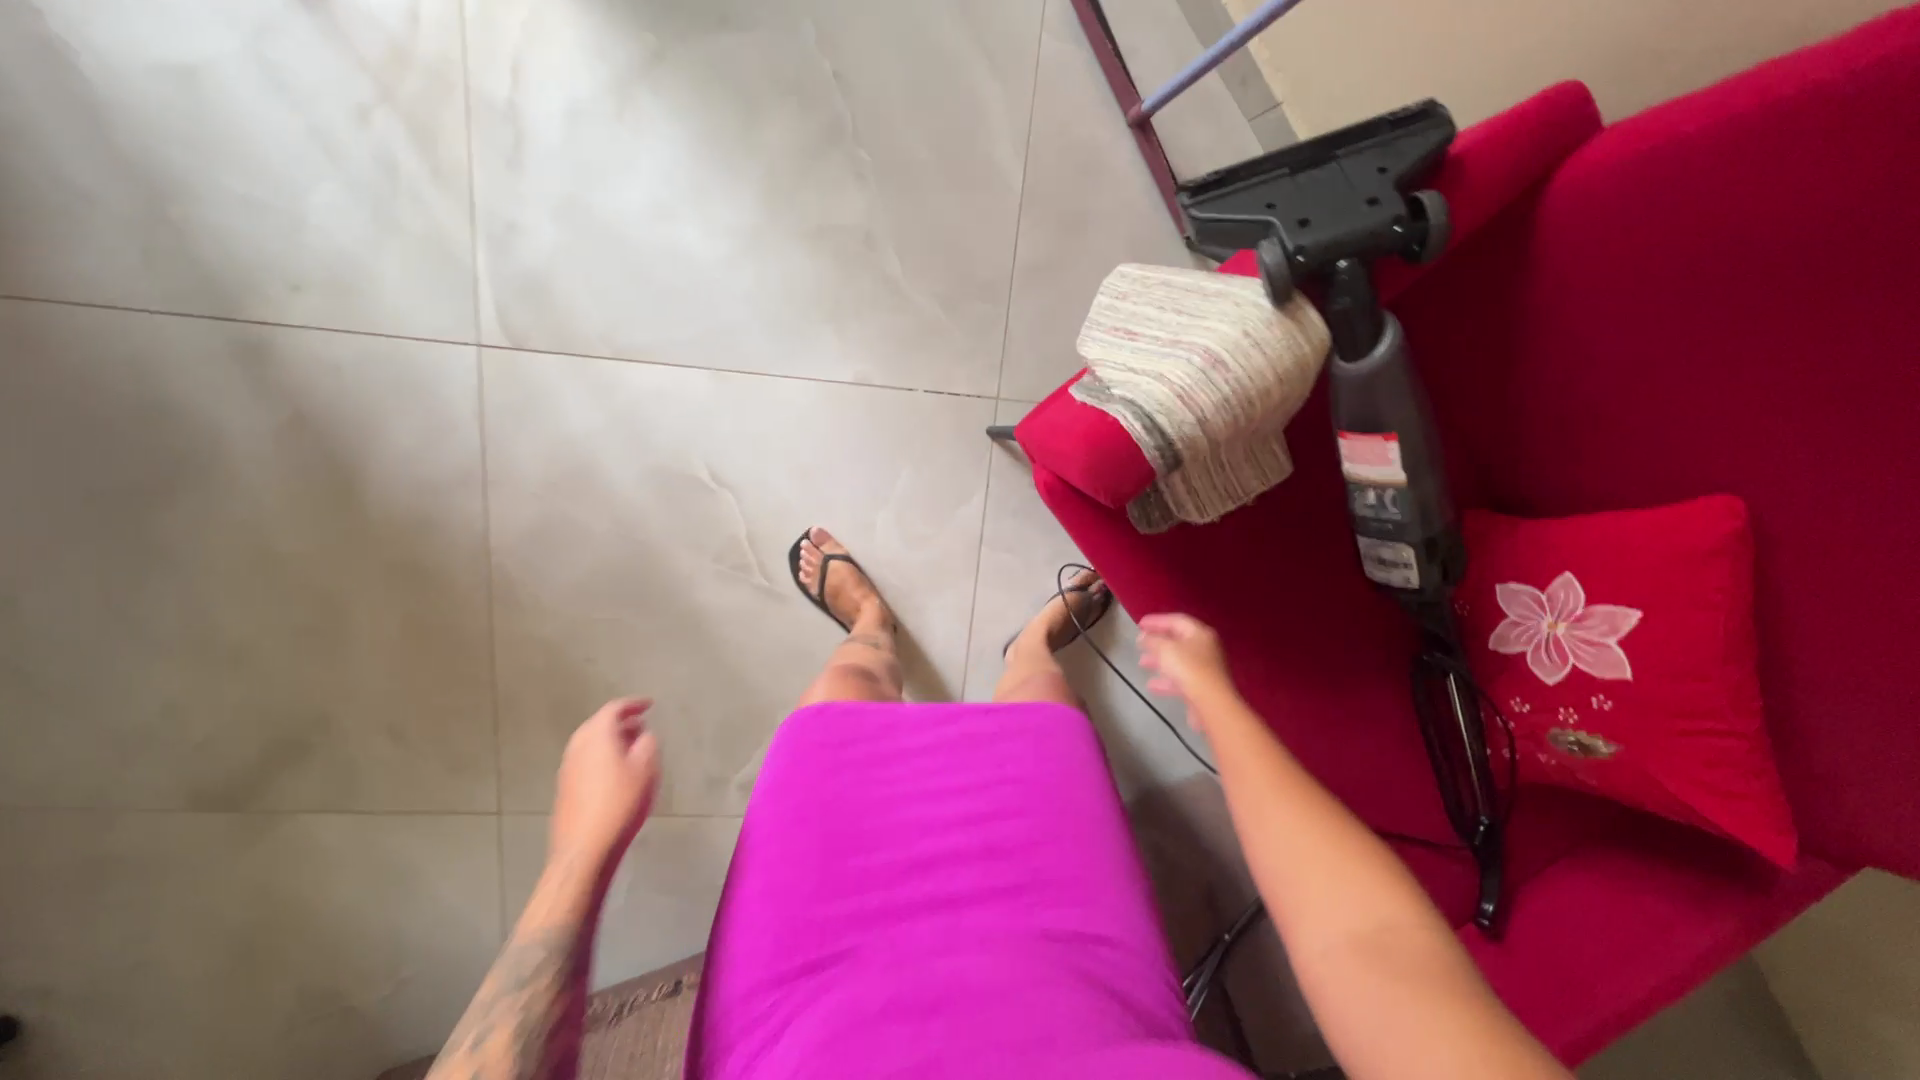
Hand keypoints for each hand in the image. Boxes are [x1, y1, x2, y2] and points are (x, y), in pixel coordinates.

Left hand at [549, 697, 661, 872]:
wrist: (585, 847)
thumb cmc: (620, 803)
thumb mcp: (646, 769)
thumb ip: (648, 744)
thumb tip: (644, 735)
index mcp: (597, 737)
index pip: (613, 709)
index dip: (633, 704)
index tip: (649, 704)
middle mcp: (578, 747)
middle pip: (598, 725)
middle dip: (621, 722)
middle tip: (642, 726)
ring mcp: (567, 769)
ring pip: (590, 744)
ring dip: (611, 741)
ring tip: (632, 748)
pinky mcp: (565, 788)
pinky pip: (586, 761)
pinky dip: (602, 757)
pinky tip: (615, 774)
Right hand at [1137, 614, 1235, 707]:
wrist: (1211, 704)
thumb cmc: (1189, 669)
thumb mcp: (1165, 649)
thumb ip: (1152, 640)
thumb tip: (1143, 636)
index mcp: (1200, 634)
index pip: (1176, 620)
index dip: (1157, 621)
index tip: (1140, 624)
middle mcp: (1205, 648)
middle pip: (1178, 641)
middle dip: (1157, 642)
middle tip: (1140, 643)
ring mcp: (1205, 669)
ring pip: (1178, 661)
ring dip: (1160, 661)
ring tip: (1142, 663)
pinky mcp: (1201, 687)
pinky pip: (1181, 679)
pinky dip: (1166, 680)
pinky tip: (1152, 685)